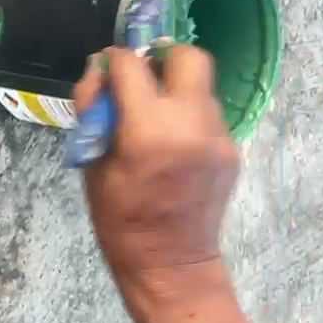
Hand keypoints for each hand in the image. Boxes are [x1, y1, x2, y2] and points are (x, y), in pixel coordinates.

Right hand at [73, 46, 270, 322]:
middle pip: (188, 57)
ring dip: (174, 88)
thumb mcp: (91, 162)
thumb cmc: (118, 217)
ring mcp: (218, 137)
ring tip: (152, 116)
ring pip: (200, 85)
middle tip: (141, 77)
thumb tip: (99, 70)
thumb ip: (95, 111)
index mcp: (148, 130)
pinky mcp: (231, 150)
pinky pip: (206, 113)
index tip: (106, 69)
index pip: (132, 65)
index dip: (115, 60)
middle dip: (161, 57)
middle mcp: (191, 125)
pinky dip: (185, 114)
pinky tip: (170, 142)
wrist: (170, 265)